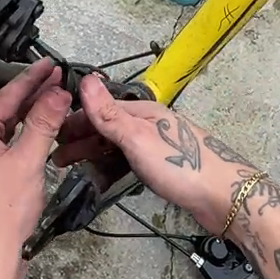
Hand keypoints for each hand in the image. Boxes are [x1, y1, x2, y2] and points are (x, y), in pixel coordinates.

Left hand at [0, 59, 71, 278]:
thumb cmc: (4, 216)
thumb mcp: (28, 162)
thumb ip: (43, 123)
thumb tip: (57, 91)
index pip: (7, 96)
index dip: (33, 78)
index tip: (53, 64)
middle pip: (3, 112)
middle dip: (32, 96)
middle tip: (58, 80)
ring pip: (3, 132)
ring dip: (28, 118)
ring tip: (53, 104)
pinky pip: (1, 151)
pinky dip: (21, 140)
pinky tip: (38, 140)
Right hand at [52, 75, 270, 234]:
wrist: (225, 199)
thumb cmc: (183, 167)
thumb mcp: (138, 138)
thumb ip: (110, 113)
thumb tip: (86, 79)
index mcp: (144, 112)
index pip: (101, 109)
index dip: (76, 121)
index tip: (54, 135)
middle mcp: (150, 125)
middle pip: (108, 127)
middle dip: (81, 140)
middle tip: (58, 159)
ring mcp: (158, 147)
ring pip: (117, 147)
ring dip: (94, 155)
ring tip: (73, 170)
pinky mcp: (164, 169)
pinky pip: (129, 164)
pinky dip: (112, 169)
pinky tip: (102, 180)